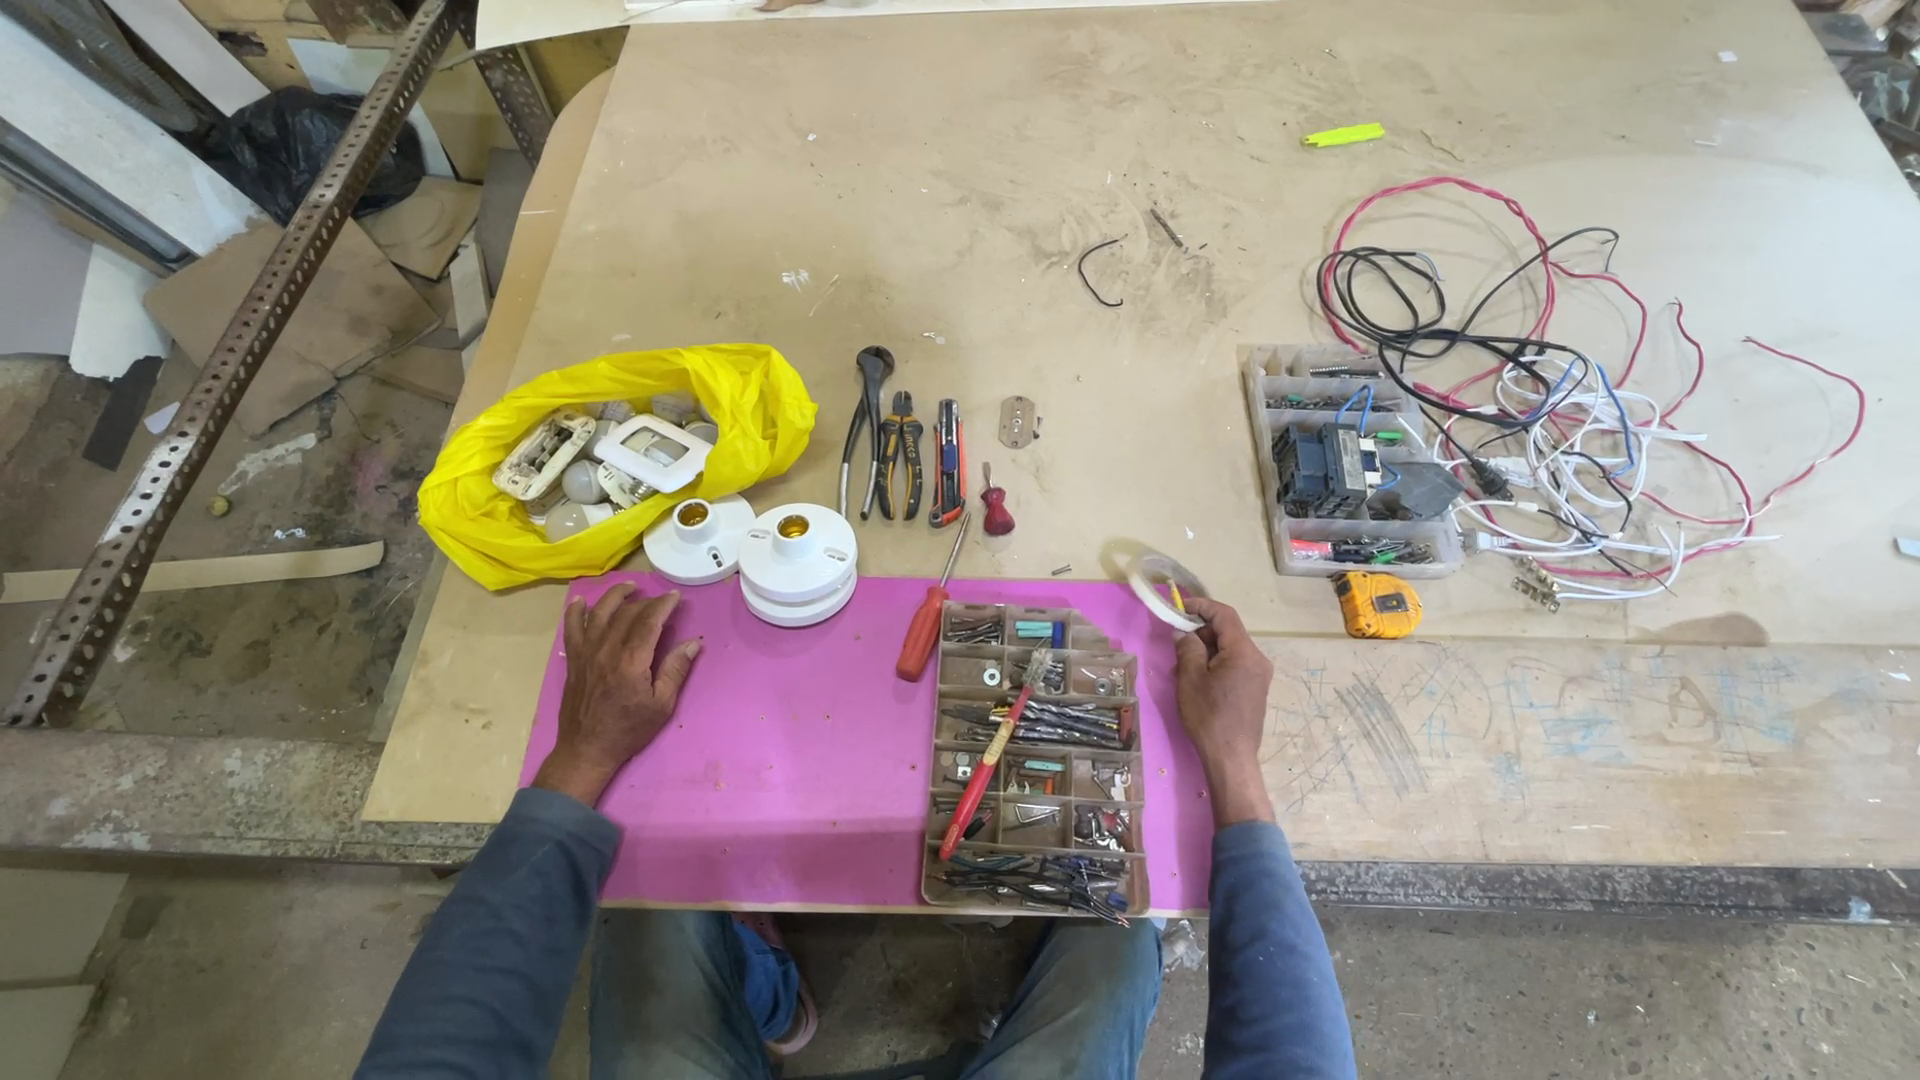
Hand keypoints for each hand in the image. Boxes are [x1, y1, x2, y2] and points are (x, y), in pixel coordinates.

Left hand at [533, 585, 701, 806]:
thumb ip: (676, 670)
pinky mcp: (574, 660)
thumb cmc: (629, 730)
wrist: (587, 749)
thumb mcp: (662, 705)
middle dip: (647, 602)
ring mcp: (586, 654)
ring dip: (615, 596)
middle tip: (661, 601)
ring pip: (599, 614)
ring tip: (630, 587)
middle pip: (627, 614)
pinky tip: (582, 601)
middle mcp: (606, 651)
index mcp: (631, 662)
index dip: (663, 605)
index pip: (649, 622)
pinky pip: (571, 629)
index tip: (675, 597)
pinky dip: (575, 612)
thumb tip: (693, 644)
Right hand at [1173, 596, 1276, 826]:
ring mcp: (1259, 675)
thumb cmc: (1209, 716)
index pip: (1225, 615)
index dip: (1201, 606)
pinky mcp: (1255, 689)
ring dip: (1206, 649)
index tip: (1179, 607)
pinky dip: (1215, 663)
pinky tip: (1197, 679)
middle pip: (1228, 632)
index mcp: (1244, 652)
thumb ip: (1188, 648)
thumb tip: (1185, 634)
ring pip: (1229, 649)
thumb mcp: (1191, 678)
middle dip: (1201, 631)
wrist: (1231, 757)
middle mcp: (1257, 659)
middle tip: (1176, 643)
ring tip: (1183, 666)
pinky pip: (1234, 664)